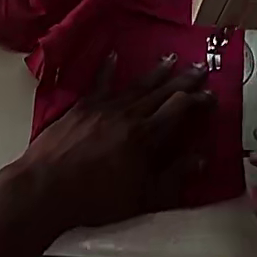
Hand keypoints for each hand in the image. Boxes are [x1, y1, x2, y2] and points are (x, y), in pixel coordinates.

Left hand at [8, 54, 213, 231]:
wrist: (45, 189)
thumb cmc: (95, 200)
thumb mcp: (142, 198)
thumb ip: (173, 177)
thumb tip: (200, 159)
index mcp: (146, 137)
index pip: (179, 111)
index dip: (198, 101)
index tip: (211, 96)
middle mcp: (128, 115)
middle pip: (162, 92)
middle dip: (184, 80)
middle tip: (201, 67)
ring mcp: (102, 108)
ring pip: (135, 85)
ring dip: (155, 72)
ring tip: (170, 58)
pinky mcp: (80, 108)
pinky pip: (98, 84)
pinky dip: (107, 69)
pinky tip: (113, 55)